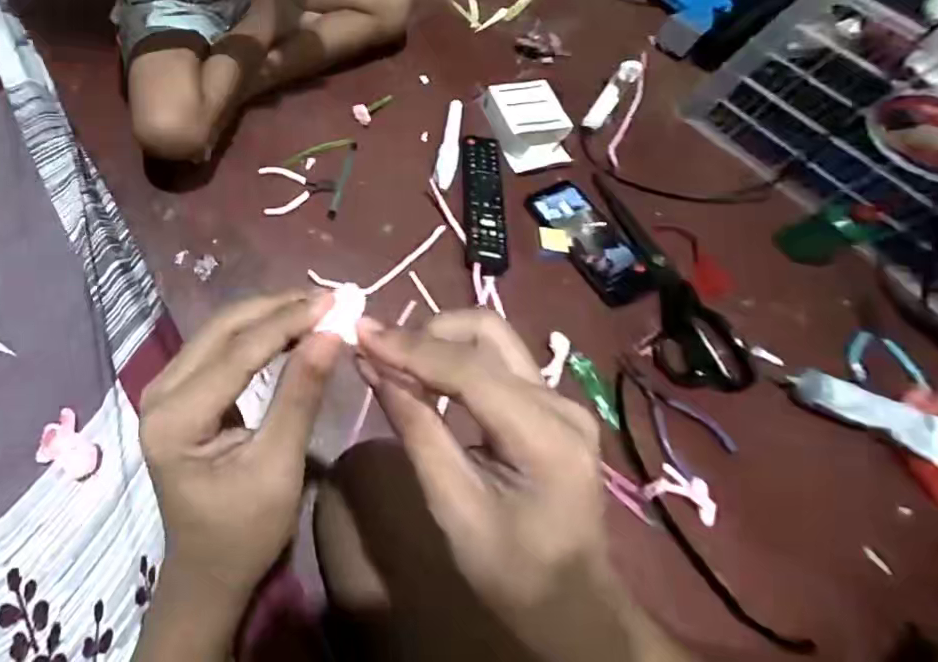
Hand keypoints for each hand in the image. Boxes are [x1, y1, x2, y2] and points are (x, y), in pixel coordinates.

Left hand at [136, 292, 341, 654]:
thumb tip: (331, 333)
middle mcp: (160, 391)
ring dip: (271, 314)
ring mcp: (165, 387)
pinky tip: (292, 326)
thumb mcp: (279, 467)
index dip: (289, 321)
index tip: (335, 302)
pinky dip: (260, 331)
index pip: (238, 351)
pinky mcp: (180, 388)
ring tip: (318, 306)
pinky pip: (221, 345)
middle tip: (330, 299)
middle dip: (279, 309)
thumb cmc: (244, 532)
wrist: (209, 571)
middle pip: (224, 329)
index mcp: (175, 418)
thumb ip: (300, 395)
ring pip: (222, 330)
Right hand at [357, 311, 653, 660]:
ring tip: (398, 360)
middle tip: (382, 351)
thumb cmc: (512, 573)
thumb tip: (373, 366)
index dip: (411, 347)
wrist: (575, 605)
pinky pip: (498, 357)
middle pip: (487, 332)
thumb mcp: (455, 510)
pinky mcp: (553, 399)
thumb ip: (417, 431)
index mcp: (547, 438)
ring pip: (493, 336)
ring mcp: (562, 396)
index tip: (361, 333)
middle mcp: (561, 402)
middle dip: (428, 332)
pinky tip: (427, 374)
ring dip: (441, 338)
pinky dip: (456, 355)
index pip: (471, 370)